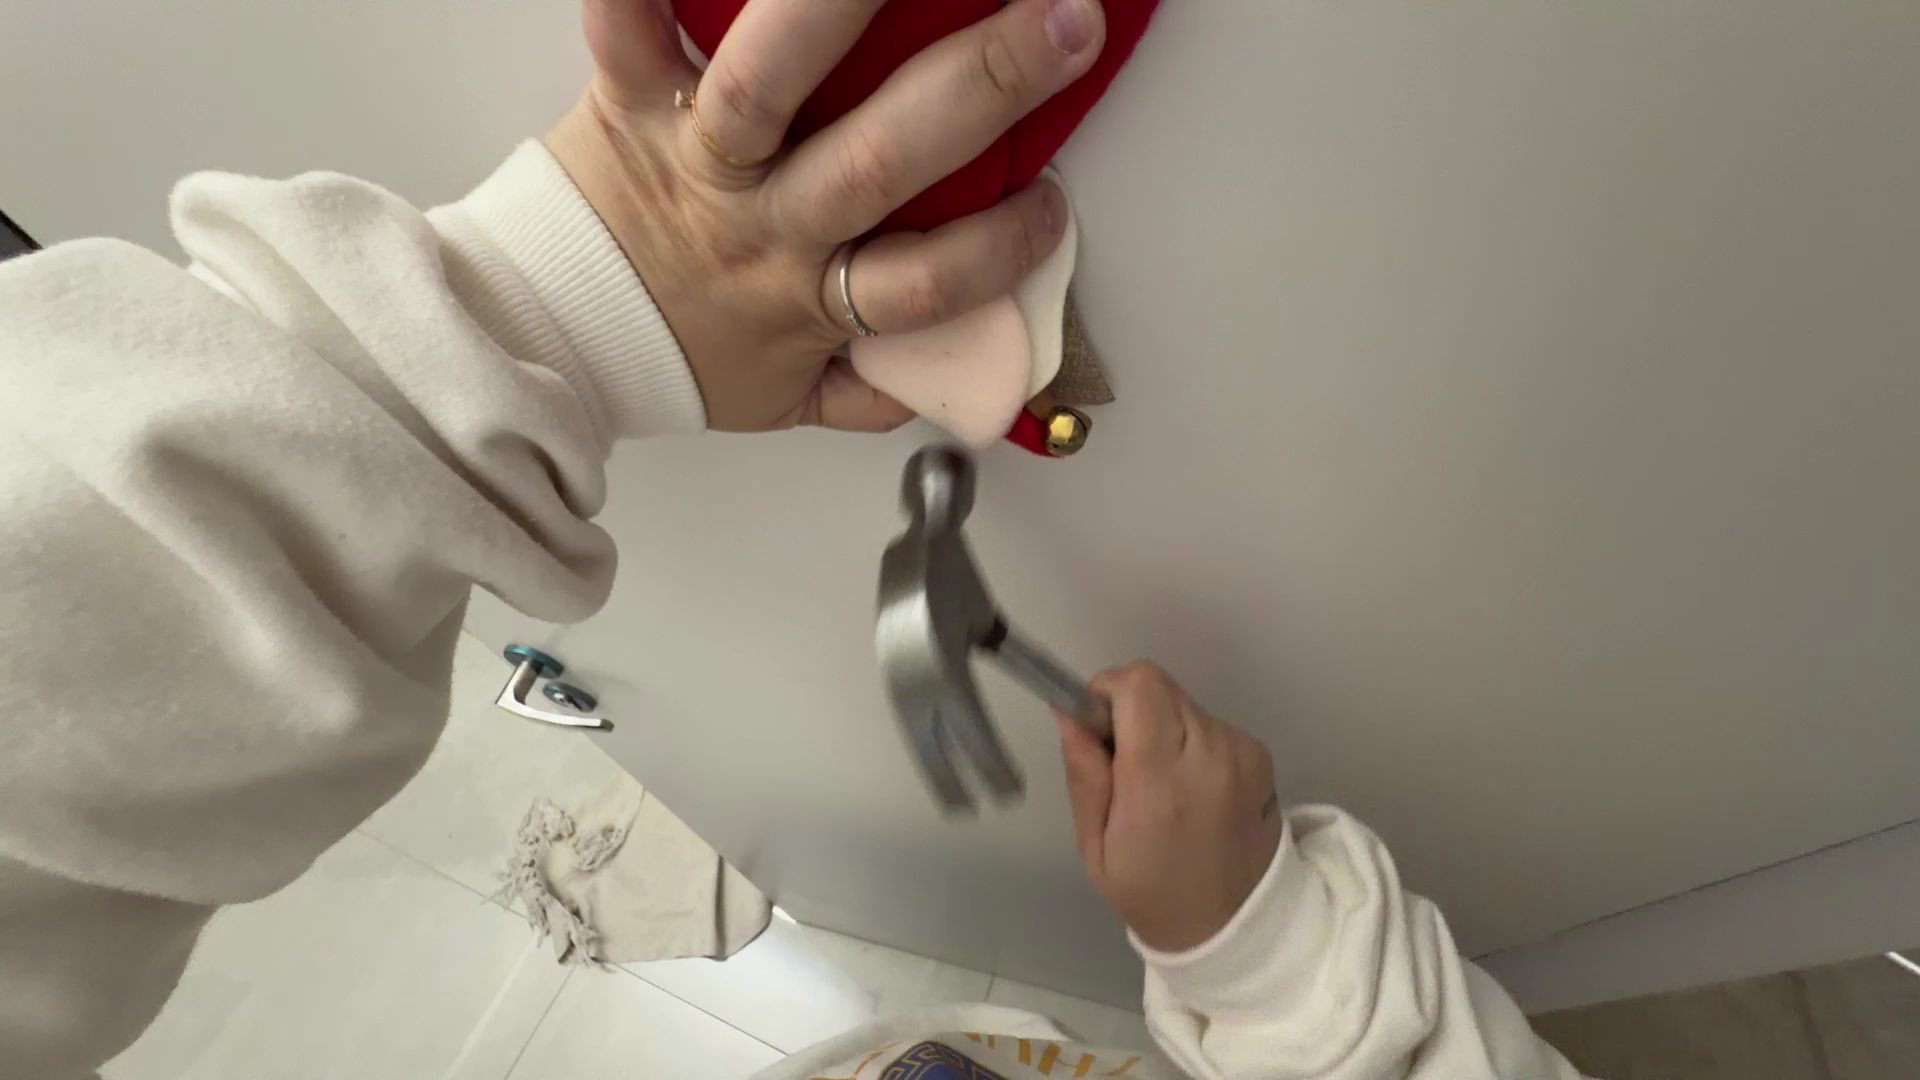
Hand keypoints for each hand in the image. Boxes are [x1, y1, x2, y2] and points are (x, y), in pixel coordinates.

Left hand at [544, 0, 1105, 431]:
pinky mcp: (627, 105)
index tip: (1049, 212)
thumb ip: (866, 398)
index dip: (997, 252)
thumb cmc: (686, 362)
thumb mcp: (789, 404)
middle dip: (984, 92)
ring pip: (769, 78)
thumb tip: (934, 388)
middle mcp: (764, 226)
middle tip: (1066, 30)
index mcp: (808, 304)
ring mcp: (697, 159)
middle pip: (882, 162)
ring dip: (838, 5)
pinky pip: (624, 26)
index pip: (924, 282)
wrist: (568, 342)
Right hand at [1057, 663, 1284, 953]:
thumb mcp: (1094, 846)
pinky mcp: (1259, 753)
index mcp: (1162, 783)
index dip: (1106, 691)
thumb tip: (1068, 710)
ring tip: (1160, 781)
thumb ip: (1083, 772)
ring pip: (1180, 701)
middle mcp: (1210, 757)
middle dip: (1128, 707)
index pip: (1137, 686)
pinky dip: (1187, 739)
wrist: (1242, 928)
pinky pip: (1206, 721)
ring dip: (1159, 725)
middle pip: (1157, 684)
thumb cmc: (1152, 892)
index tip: (1097, 727)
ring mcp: (1241, 752)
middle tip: (1122, 759)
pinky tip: (1190, 786)